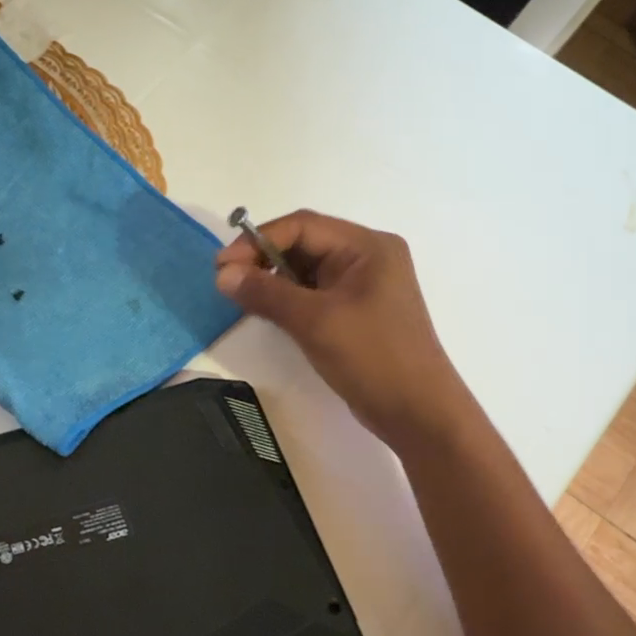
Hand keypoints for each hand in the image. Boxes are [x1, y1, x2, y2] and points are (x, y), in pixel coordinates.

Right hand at [215, 211, 473, 448]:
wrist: (415, 409)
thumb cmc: (371, 357)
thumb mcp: (314, 321)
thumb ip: (267, 294)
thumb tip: (222, 276)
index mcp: (366, 247)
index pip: (303, 226)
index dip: (257, 241)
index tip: (220, 267)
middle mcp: (366, 258)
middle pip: (304, 245)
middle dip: (262, 260)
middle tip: (225, 284)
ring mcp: (362, 287)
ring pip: (305, 272)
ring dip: (272, 281)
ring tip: (239, 299)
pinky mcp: (354, 314)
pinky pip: (313, 295)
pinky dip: (286, 300)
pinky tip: (266, 313)